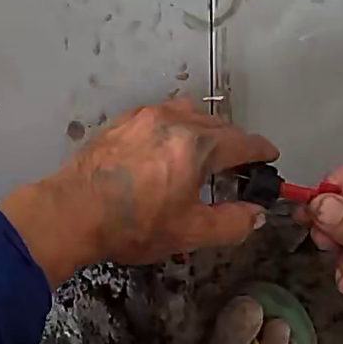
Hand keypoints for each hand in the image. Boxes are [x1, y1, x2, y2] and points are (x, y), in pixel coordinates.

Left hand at [0, 98, 278, 284]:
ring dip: (204, 126)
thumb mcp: (189, 233)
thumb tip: (256, 214)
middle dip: (234, 140)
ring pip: (188, 111)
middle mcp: (174, 121)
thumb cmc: (133, 225)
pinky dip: (176, 123)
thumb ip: (230, 223)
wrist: (72, 211)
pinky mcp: (123, 120)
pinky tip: (167, 143)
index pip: (242, 141)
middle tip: (238, 162)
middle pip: (217, 123)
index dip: (261, 149)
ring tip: (204, 149)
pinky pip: (161, 112)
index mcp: (196, 146)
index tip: (270, 155)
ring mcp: (145, 116)